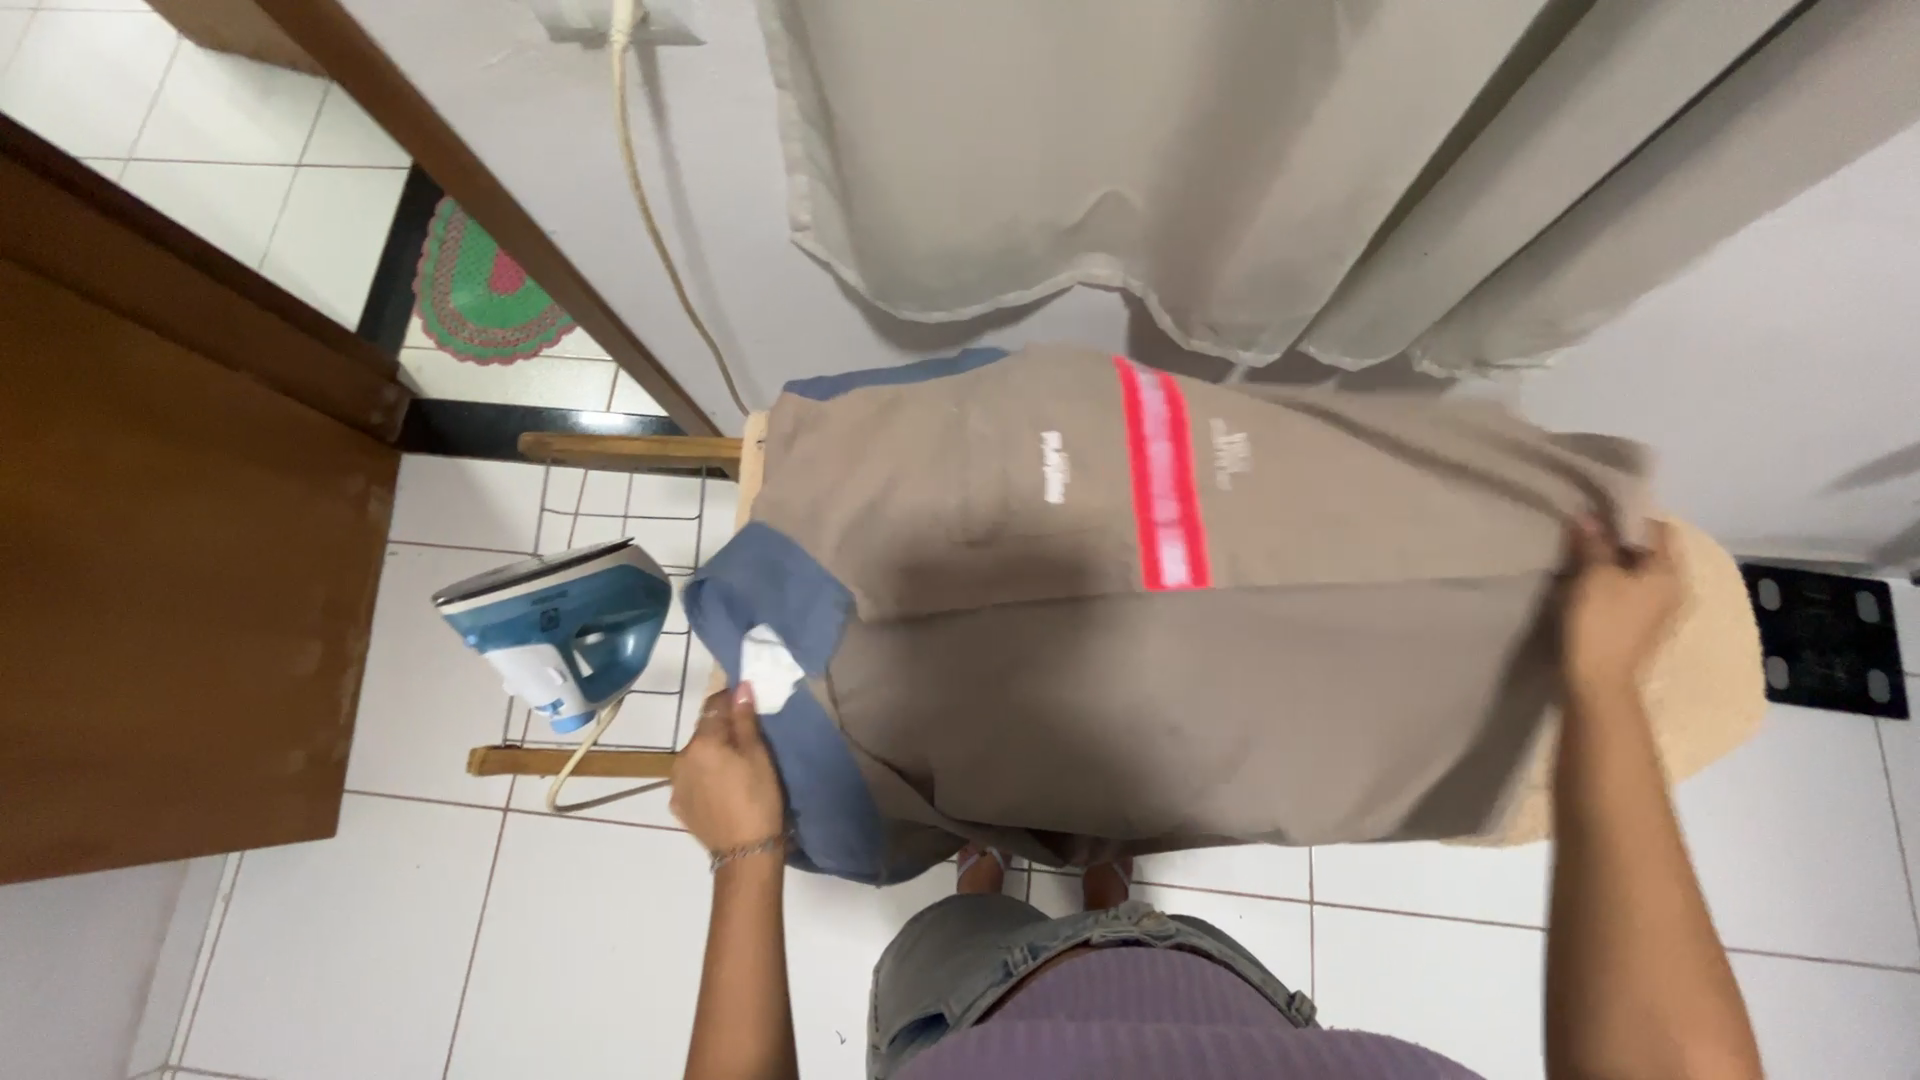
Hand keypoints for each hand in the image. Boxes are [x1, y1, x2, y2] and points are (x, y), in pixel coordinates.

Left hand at [670, 684, 786, 853]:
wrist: (745, 852)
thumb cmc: (759, 798)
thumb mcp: (758, 755)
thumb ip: (745, 719)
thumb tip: (740, 686)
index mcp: (702, 743)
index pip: (714, 706)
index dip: (732, 700)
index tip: (749, 704)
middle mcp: (681, 759)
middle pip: (704, 732)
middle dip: (723, 730)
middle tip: (749, 741)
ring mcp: (676, 784)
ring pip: (696, 756)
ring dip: (712, 754)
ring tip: (736, 768)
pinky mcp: (678, 805)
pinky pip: (692, 778)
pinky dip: (705, 776)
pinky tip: (723, 788)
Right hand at [1562, 516, 1682, 699]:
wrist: (1599, 677)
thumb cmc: (1599, 621)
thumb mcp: (1593, 576)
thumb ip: (1593, 544)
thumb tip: (1587, 516)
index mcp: (1669, 571)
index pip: (1657, 528)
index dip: (1629, 515)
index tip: (1597, 508)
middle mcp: (1674, 587)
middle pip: (1649, 550)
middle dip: (1619, 537)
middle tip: (1584, 528)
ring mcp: (1660, 608)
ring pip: (1638, 570)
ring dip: (1613, 559)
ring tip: (1581, 552)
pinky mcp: (1641, 623)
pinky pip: (1631, 589)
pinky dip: (1613, 578)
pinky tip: (1588, 581)